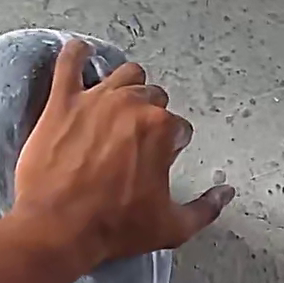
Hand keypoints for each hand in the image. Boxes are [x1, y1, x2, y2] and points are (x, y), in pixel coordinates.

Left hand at [10, 38, 233, 270]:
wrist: (58, 228)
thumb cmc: (112, 228)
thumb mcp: (171, 228)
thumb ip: (206, 209)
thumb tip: (225, 194)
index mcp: (162, 129)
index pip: (178, 128)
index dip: (169, 148)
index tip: (155, 163)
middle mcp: (132, 105)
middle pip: (153, 98)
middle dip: (149, 117)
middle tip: (134, 141)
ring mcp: (95, 99)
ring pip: (122, 75)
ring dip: (126, 86)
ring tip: (117, 104)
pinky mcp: (61, 102)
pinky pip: (69, 62)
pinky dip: (76, 54)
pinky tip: (79, 54)